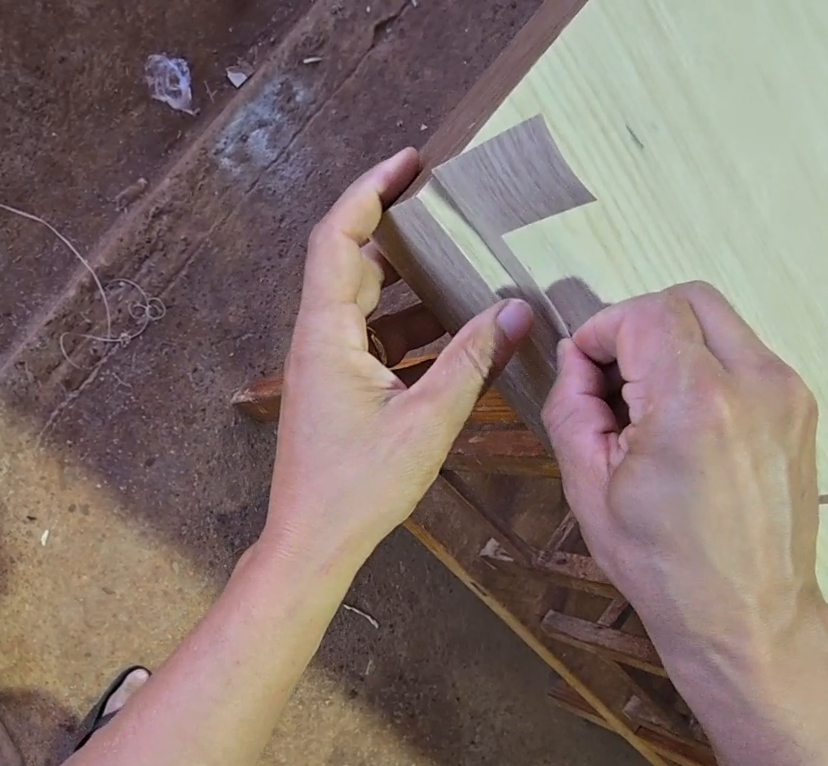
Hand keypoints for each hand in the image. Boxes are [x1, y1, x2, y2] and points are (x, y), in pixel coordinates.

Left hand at [264, 149, 534, 569]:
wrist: (312, 542)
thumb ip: (471, 362)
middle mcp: (316, 343)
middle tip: (451, 214)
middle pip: (353, 265)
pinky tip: (451, 340)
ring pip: (366, 308)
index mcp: (325, 336)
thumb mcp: (426, 422)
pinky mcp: (334, 393)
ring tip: (467, 277)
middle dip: (401, 236)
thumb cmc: (357, 489)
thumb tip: (515, 312)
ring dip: (412, 292)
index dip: (371, 190)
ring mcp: (323, 369)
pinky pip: (372, 344)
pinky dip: (407, 334)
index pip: (339, 237)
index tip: (412, 161)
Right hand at [541, 283, 826, 671]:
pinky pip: (741, 355)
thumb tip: (576, 360)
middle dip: (636, 326)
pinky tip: (681, 423)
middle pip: (688, 298)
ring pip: (718, 322)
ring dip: (670, 345)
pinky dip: (702, 366)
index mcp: (695, 403)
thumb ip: (571, 408)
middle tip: (609, 381)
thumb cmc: (657, 561)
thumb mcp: (586, 488)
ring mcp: (788, 391)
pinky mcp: (799, 407)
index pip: (643, 314)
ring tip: (645, 408)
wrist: (744, 613)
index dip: (599, 332)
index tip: (581, 372)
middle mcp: (755, 381)